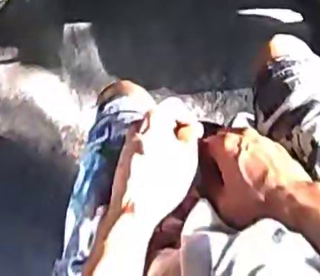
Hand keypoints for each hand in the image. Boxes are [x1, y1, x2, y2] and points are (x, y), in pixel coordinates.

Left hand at [108, 102, 201, 228]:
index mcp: (154, 116)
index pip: (177, 107)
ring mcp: (127, 143)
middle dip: (176, 130)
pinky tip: (159, 170)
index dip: (191, 119)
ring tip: (174, 159)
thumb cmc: (164, 180)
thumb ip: (190, 133)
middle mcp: (138, 124)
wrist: (131, 212)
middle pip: (162, 119)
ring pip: (151, 135)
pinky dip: (152, 153)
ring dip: (164, 142)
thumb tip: (187, 128)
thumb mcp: (189, 154)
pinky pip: (142, 148)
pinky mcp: (121, 161)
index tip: (198, 134)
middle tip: (187, 146)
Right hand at [199, 127, 313, 227]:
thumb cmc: (256, 203)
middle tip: (219, 175)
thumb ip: (207, 184)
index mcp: (225, 144)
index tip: (203, 173)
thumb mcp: (222, 202)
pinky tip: (254, 172)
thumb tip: (202, 177)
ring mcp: (259, 135)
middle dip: (218, 154)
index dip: (201, 160)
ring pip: (239, 140)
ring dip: (235, 153)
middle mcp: (242, 132)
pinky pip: (255, 145)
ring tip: (238, 175)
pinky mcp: (273, 143)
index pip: (204, 144)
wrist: (292, 198)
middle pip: (222, 138)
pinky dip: (251, 154)